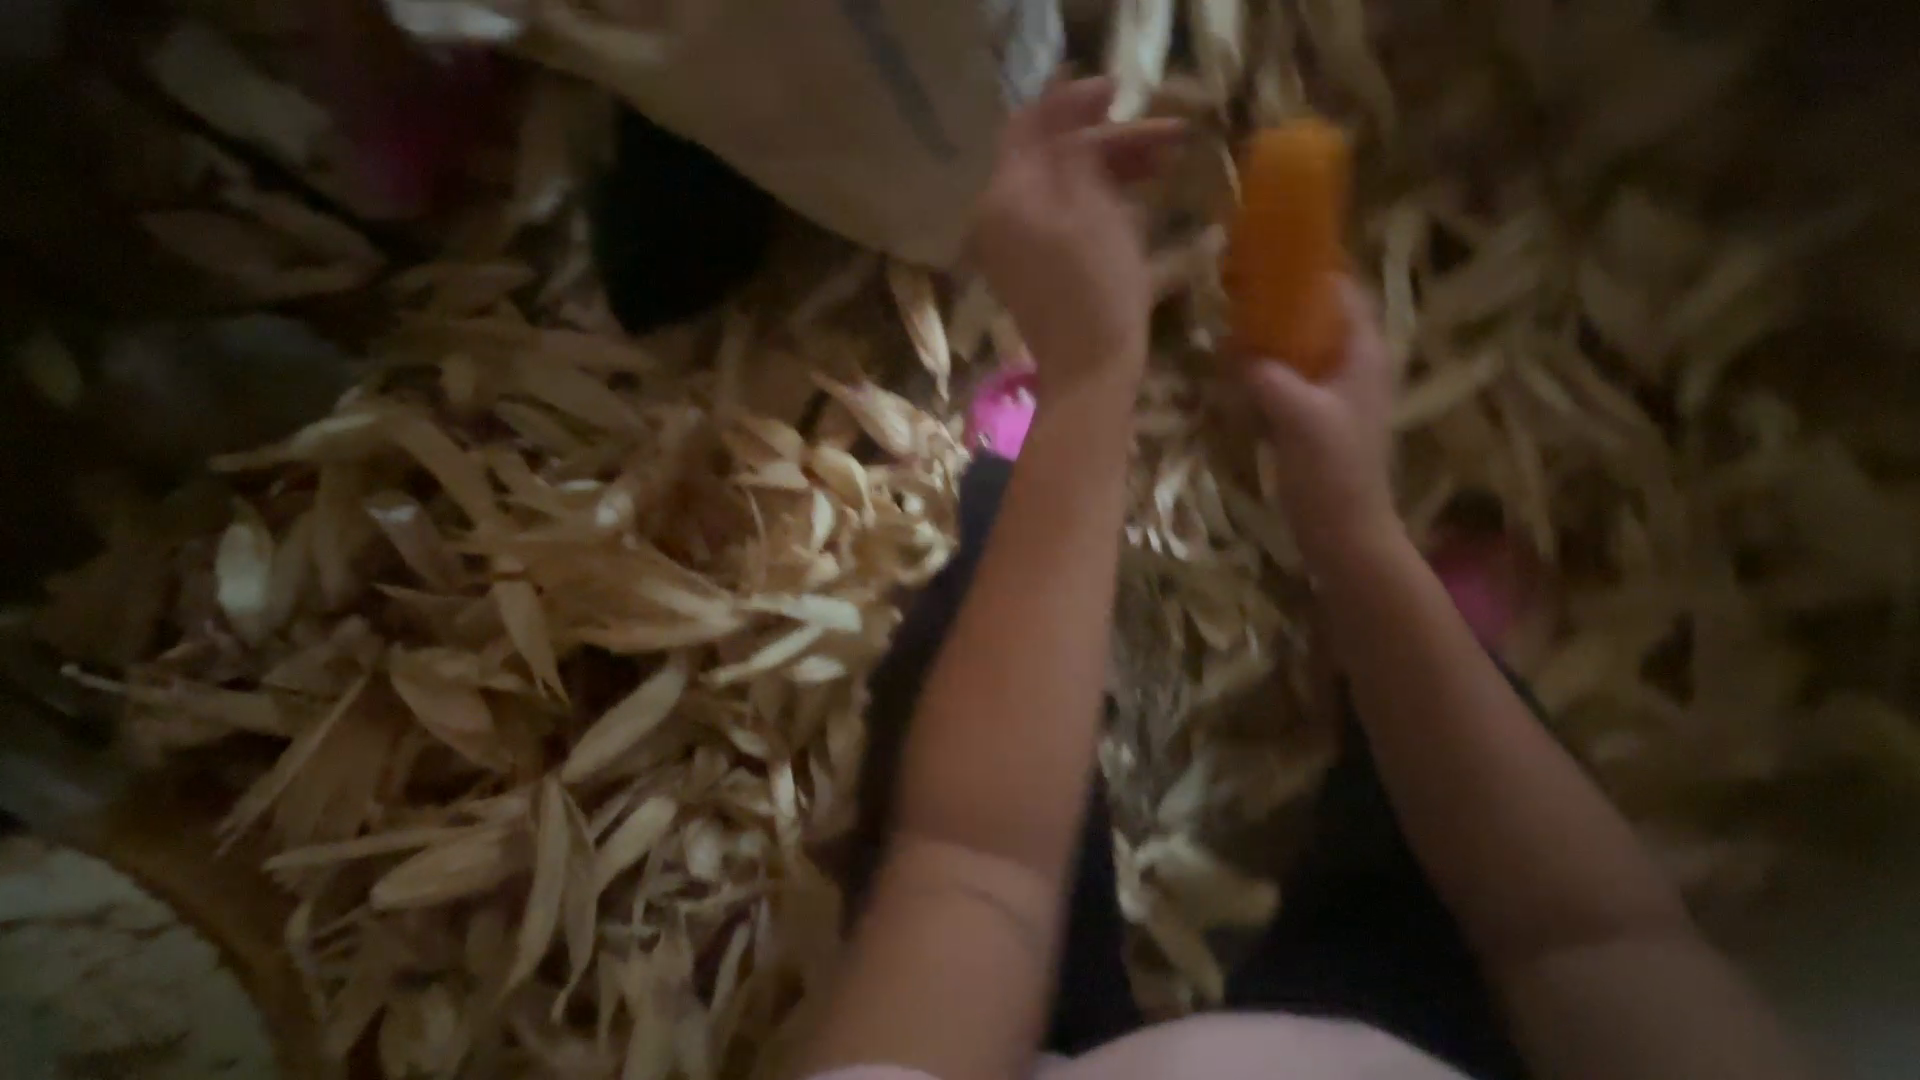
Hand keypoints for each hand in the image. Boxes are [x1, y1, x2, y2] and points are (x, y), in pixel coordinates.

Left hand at [968, 78, 1183, 403]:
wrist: (1088, 372)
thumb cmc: (1096, 290)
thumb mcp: (1093, 207)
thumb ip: (1078, 154)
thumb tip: (1076, 128)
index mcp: (1003, 197)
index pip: (1031, 127)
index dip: (1075, 103)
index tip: (1120, 91)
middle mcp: (995, 219)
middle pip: (1048, 159)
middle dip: (1105, 142)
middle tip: (1164, 138)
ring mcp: (1009, 249)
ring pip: (1058, 191)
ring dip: (1106, 173)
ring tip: (1161, 168)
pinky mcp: (1028, 273)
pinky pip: (1058, 221)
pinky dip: (1092, 206)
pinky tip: (1132, 206)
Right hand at [1243, 279, 1402, 567]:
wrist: (1344, 531)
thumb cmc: (1334, 472)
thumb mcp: (1301, 418)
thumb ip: (1268, 377)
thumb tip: (1231, 350)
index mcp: (1363, 353)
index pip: (1342, 291)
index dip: (1308, 271)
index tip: (1264, 262)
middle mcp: (1351, 364)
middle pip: (1315, 316)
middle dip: (1277, 305)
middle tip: (1233, 297)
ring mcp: (1331, 392)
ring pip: (1297, 348)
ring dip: (1265, 339)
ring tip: (1226, 331)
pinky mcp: (1311, 417)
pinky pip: (1284, 379)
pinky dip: (1260, 371)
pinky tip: (1231, 376)